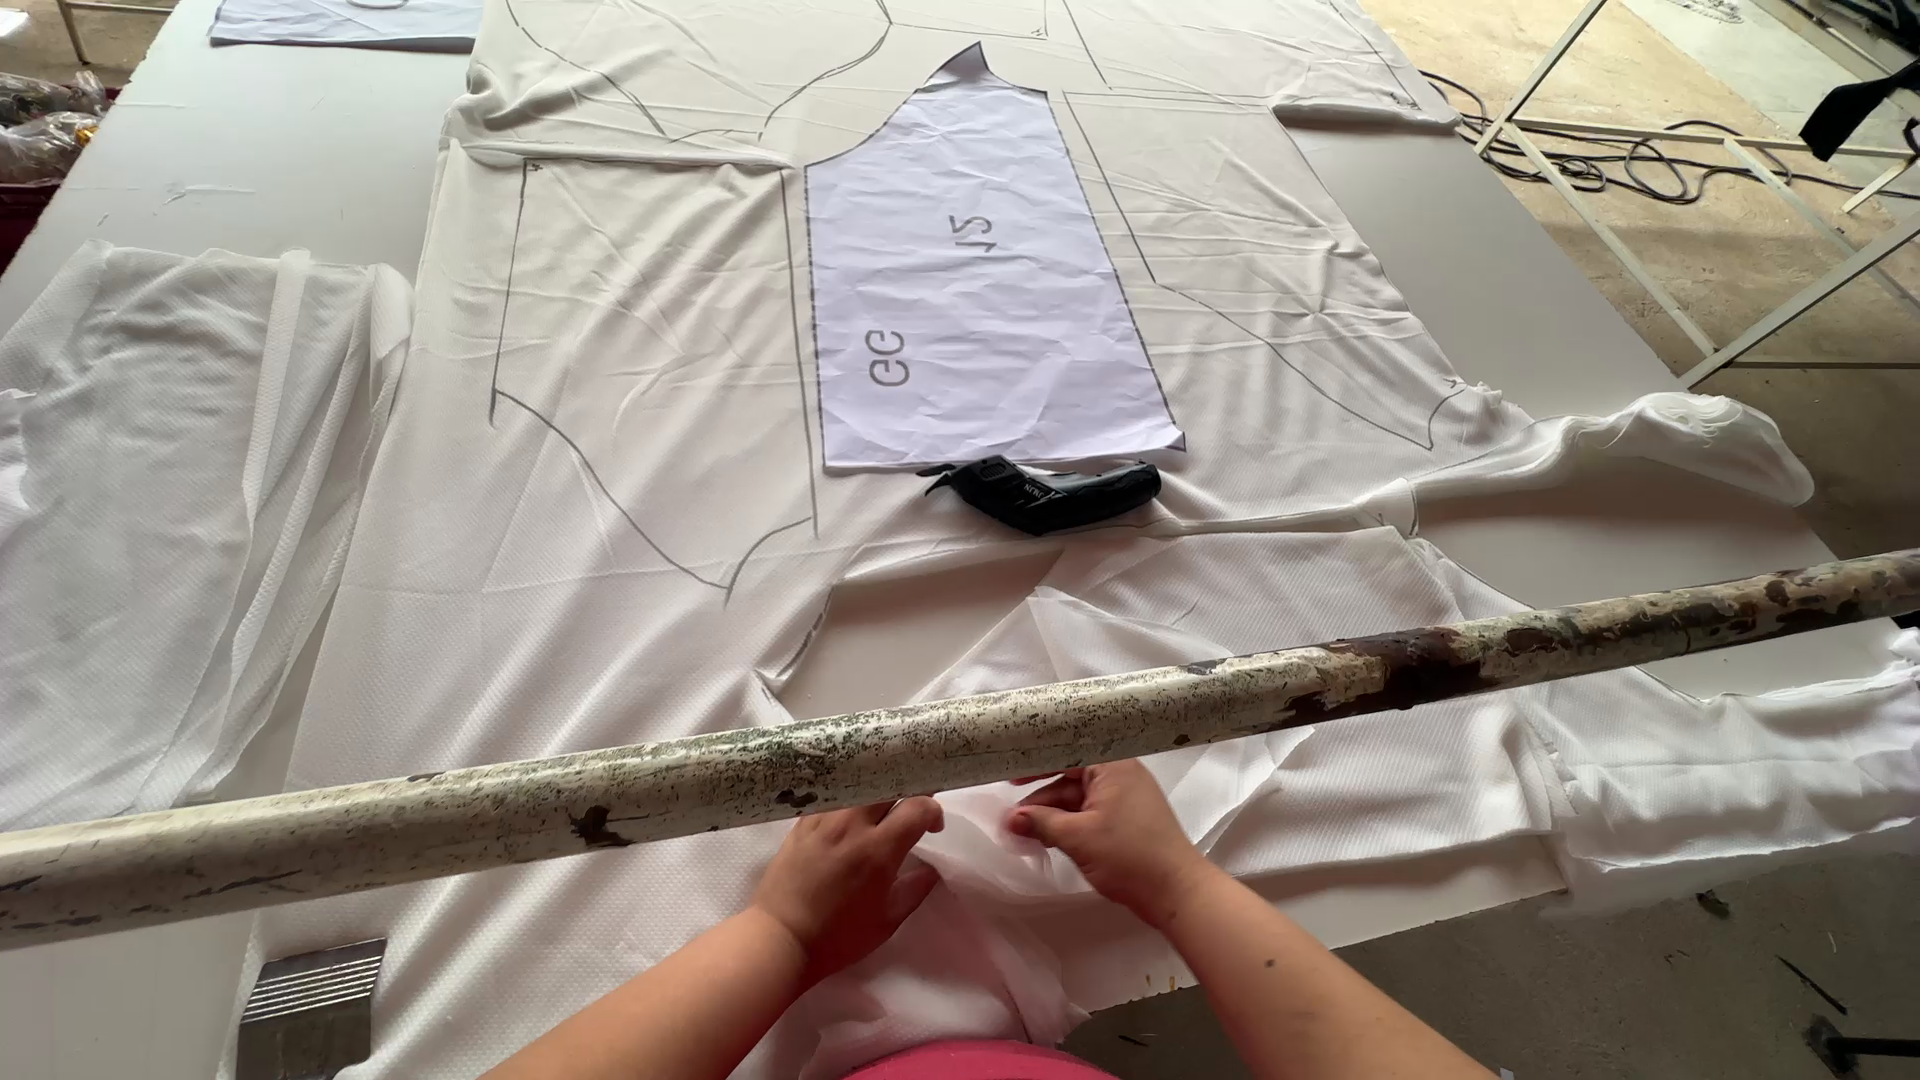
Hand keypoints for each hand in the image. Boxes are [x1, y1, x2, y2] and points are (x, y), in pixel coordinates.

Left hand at [749, 797, 944, 984]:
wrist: (780, 938)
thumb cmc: (837, 937)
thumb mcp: (886, 922)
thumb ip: (915, 890)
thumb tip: (932, 869)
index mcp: (878, 849)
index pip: (918, 806)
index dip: (933, 811)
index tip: (933, 826)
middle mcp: (853, 824)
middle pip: (890, 783)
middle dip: (909, 788)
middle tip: (911, 805)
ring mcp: (825, 817)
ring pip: (861, 782)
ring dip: (879, 789)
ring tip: (882, 805)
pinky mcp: (804, 819)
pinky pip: (834, 792)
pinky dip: (849, 795)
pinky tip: (850, 809)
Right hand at [1007, 760, 1219, 927]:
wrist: (1178, 894)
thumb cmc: (1129, 855)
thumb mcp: (1078, 837)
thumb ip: (1040, 823)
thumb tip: (1009, 819)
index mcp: (1113, 764)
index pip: (1066, 750)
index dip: (1036, 761)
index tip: (1008, 773)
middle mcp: (1120, 772)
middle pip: (1070, 774)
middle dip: (1040, 796)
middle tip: (1011, 813)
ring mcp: (1125, 796)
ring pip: (1078, 796)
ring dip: (1052, 812)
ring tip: (1022, 830)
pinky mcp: (1127, 819)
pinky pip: (1090, 811)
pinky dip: (1069, 823)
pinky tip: (1046, 836)